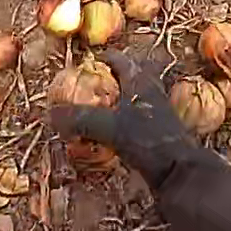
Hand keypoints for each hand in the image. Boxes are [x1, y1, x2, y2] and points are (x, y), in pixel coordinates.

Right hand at [49, 50, 194, 185]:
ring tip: (86, 114)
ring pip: (126, 100)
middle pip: (122, 79)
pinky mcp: (153, 133)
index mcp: (140, 81)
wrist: (179, 171)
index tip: (79, 67)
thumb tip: (51, 113)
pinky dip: (113, 124)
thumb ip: (82, 118)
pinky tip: (101, 137)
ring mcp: (153, 112)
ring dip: (107, 105)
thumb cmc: (149, 140)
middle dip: (101, 83)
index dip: (99, 59)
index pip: (117, 59)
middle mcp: (148, 92)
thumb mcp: (111, 125)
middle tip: (79, 91)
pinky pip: (128, 121)